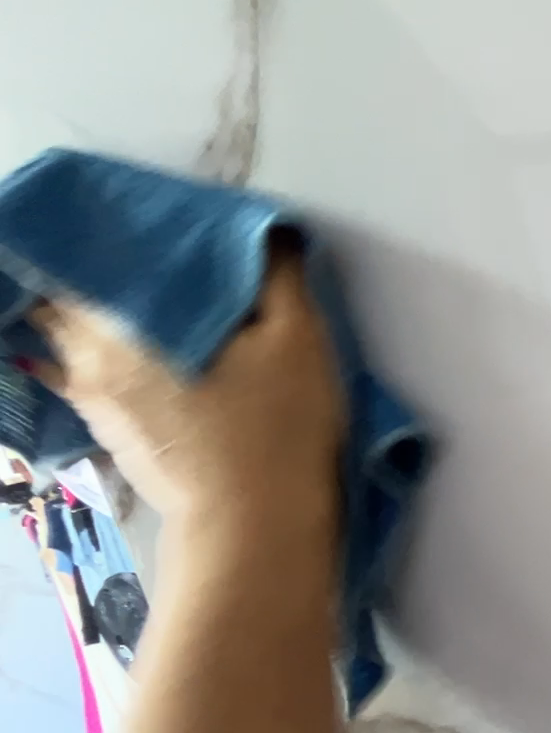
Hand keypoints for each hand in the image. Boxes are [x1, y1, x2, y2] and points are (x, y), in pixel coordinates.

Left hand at [26, 241, 343, 548]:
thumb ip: (277, 277)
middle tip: (151, 260)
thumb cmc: (279, 419)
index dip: (107, 234)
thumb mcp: (298, 337)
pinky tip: (153, 355)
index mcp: (119, 325)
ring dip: (105, 315)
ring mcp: (91, 398)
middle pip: (69, 297)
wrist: (256, 514)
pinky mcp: (112, 428)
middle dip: (101, 274)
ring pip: (77, 336)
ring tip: (154, 305)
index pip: (80, 258)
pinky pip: (91, 370)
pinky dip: (111, 351)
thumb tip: (266, 231)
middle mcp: (83, 357)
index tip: (137, 218)